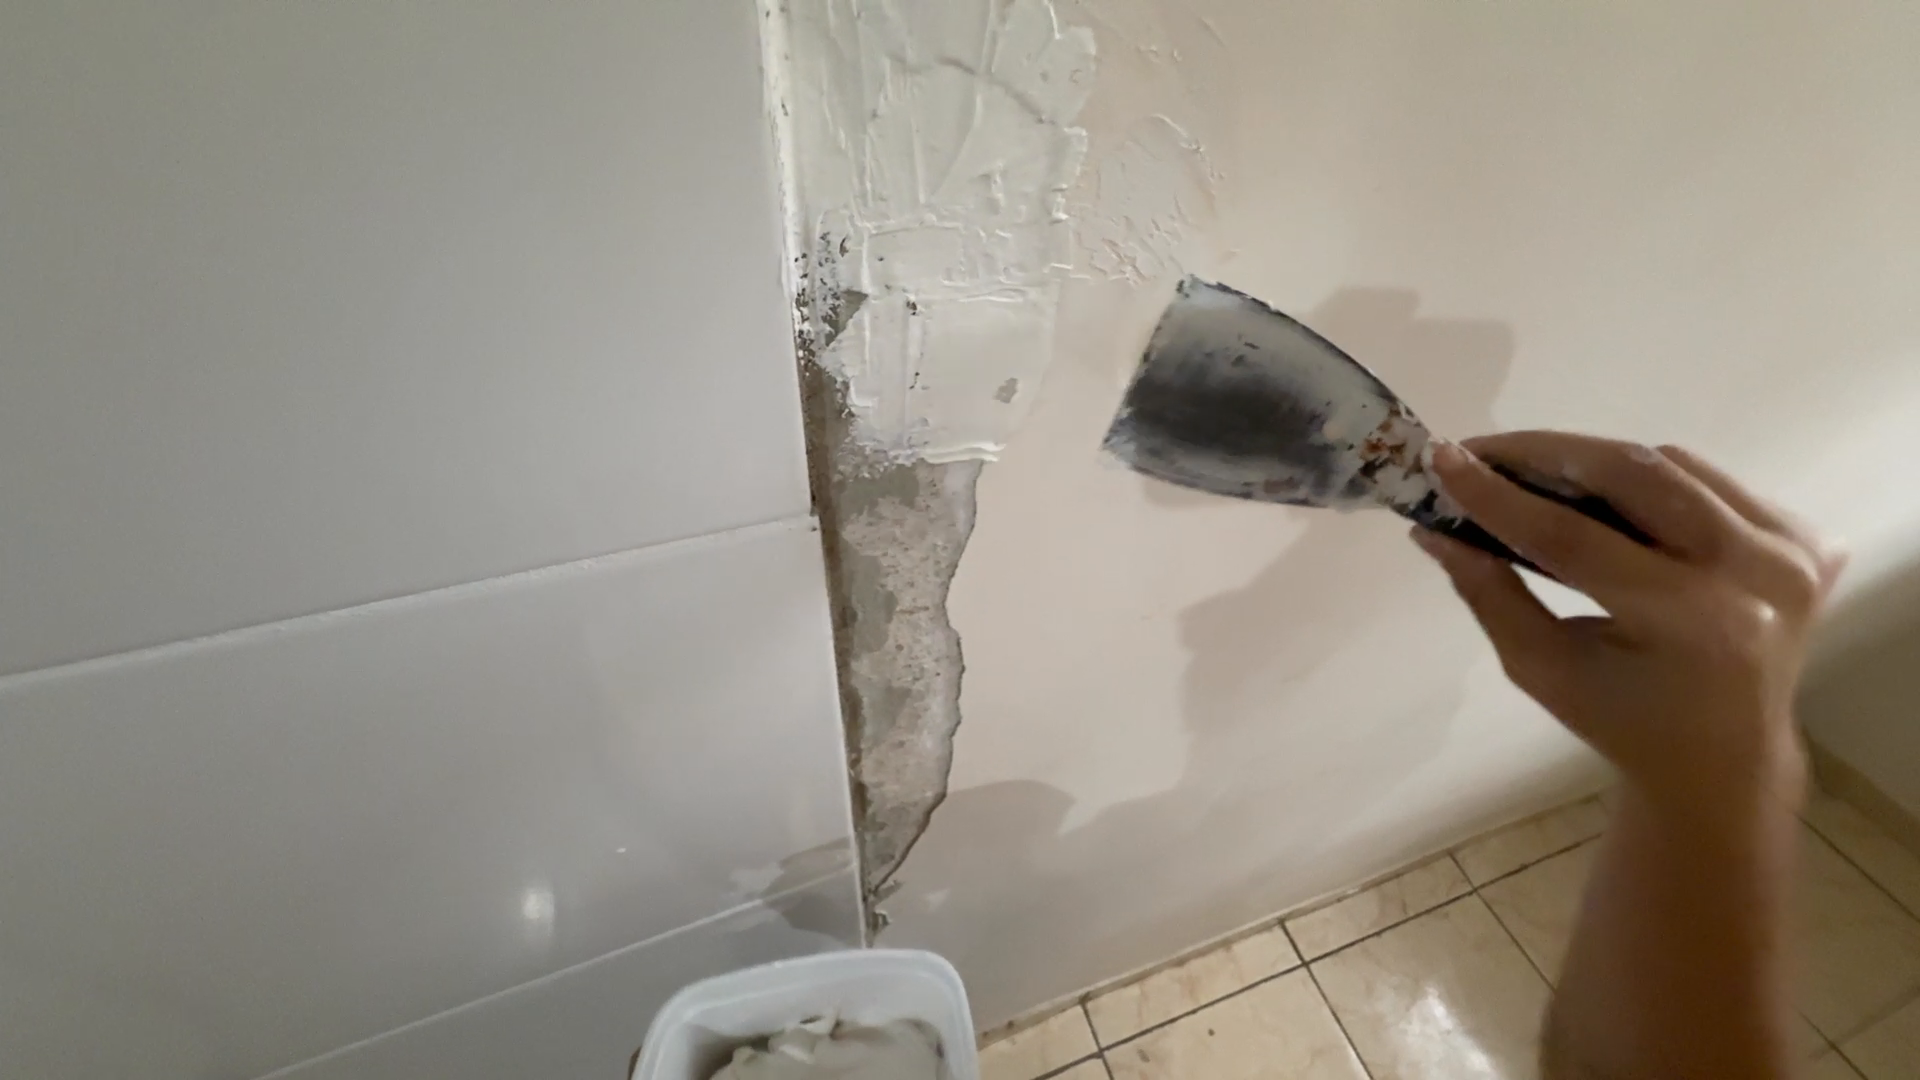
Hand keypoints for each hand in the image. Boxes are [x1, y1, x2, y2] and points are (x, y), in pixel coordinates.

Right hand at [1414, 432, 1845, 824]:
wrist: (1723, 753)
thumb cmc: (1616, 717)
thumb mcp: (1535, 663)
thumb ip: (1486, 589)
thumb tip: (1432, 530)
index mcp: (1690, 620)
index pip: (1571, 536)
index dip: (1496, 496)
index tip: (1441, 459)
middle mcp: (1756, 573)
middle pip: (1634, 474)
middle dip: (1541, 453)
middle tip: (1477, 452)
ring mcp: (1792, 549)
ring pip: (1669, 464)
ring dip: (1584, 458)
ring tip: (1521, 469)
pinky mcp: (1805, 537)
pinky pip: (1703, 478)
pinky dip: (1635, 475)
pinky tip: (1591, 493)